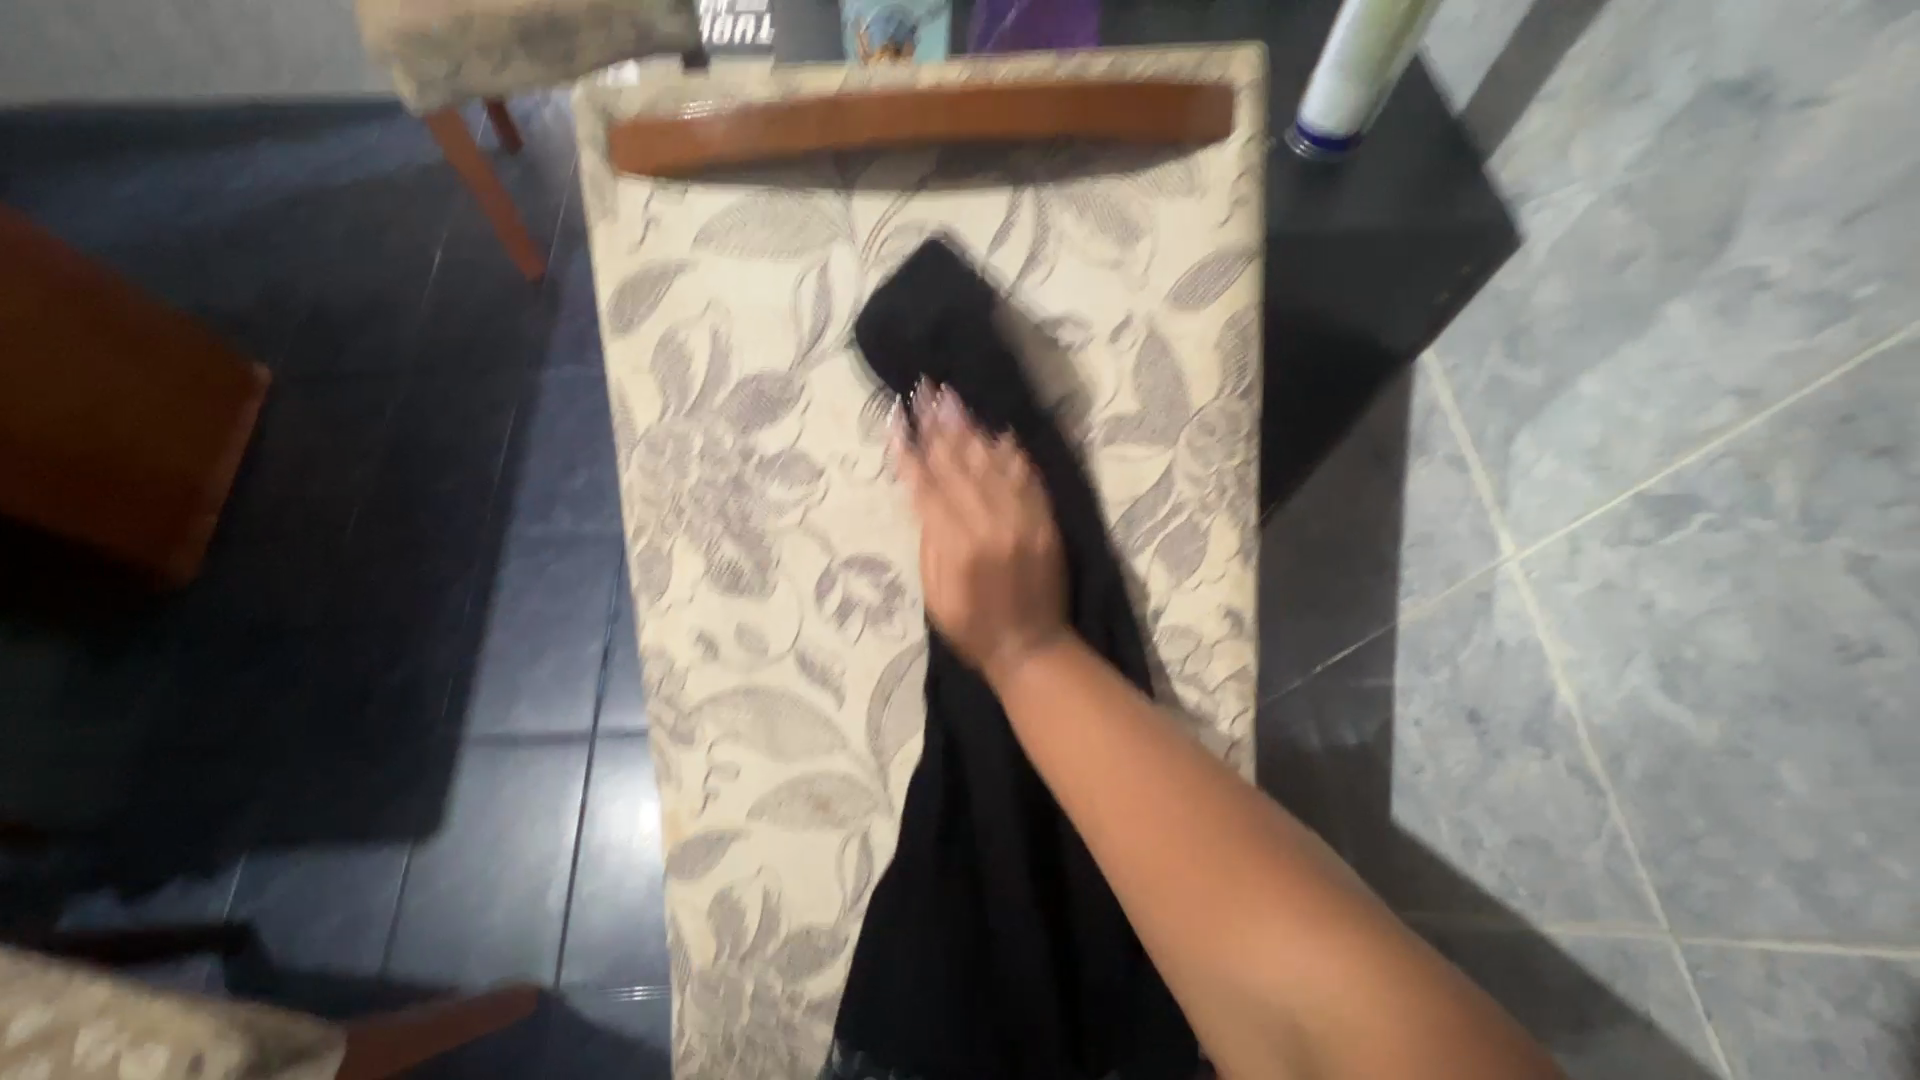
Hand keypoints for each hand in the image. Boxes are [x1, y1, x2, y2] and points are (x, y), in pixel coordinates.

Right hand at [892, 381, 1070, 686]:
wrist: (1032, 647)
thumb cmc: (971, 628)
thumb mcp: (935, 594)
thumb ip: (931, 541)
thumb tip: (923, 495)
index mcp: (957, 546)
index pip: (926, 486)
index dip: (909, 452)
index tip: (895, 420)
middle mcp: (990, 525)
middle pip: (958, 465)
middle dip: (938, 426)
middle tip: (925, 390)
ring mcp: (1023, 520)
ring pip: (992, 464)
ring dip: (971, 430)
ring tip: (953, 399)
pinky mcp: (1046, 522)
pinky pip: (1027, 479)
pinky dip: (1012, 455)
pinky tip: (999, 433)